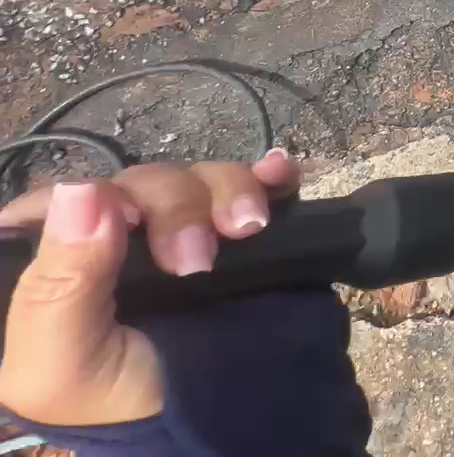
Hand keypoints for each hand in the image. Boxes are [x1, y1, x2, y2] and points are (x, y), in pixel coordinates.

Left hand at [0, 151, 300, 425]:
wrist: (247, 401)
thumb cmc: (135, 399)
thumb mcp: (65, 367)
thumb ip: (57, 285)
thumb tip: (81, 190)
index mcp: (57, 273)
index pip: (54, 205)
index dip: (92, 197)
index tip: (129, 222)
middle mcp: (120, 242)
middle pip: (141, 183)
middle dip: (177, 209)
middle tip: (200, 261)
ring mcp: (191, 229)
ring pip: (203, 175)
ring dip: (232, 191)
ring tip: (253, 229)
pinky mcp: (251, 221)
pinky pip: (261, 175)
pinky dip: (271, 171)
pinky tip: (280, 176)